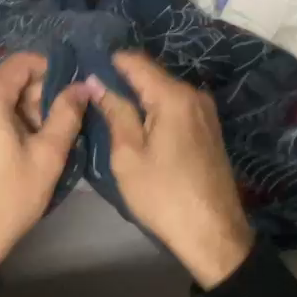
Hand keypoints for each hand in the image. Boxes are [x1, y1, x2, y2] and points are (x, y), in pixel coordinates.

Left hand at [0, 53, 96, 263]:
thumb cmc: (10, 196)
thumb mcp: (47, 156)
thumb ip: (67, 114)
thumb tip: (84, 85)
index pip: (24, 62)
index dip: (52, 71)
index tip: (71, 94)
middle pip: (11, 78)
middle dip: (38, 95)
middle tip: (59, 125)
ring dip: (24, 109)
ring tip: (43, 140)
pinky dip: (6, 118)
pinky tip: (20, 145)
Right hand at [90, 50, 254, 287]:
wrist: (214, 236)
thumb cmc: (164, 195)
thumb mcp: (128, 155)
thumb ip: (115, 112)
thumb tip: (96, 81)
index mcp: (174, 96)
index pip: (135, 60)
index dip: (107, 60)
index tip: (82, 66)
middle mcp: (193, 94)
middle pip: (150, 74)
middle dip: (121, 78)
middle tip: (89, 89)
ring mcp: (204, 112)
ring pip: (162, 91)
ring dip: (137, 96)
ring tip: (106, 105)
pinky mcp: (208, 129)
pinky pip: (174, 107)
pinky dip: (154, 109)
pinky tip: (135, 123)